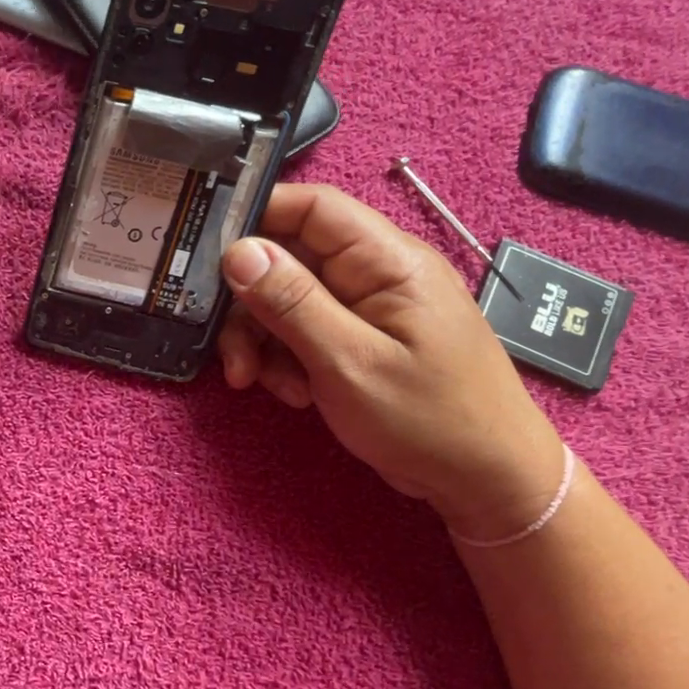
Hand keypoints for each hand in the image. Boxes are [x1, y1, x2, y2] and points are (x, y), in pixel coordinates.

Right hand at [217, 184, 566, 542]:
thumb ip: (292, 303)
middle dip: (248, 305)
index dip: (256, 217)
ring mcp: (364, 310)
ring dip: (260, 342)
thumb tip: (238, 251)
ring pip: (284, 302)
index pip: (312, 207)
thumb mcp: (349, 362)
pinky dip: (283, 362)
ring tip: (260, 383)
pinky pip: (299, 334)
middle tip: (229, 352)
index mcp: (386, 261)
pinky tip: (293, 394)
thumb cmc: (428, 418)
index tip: (205, 252)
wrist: (484, 481)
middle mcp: (373, 275)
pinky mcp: (355, 342)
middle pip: (287, 261)